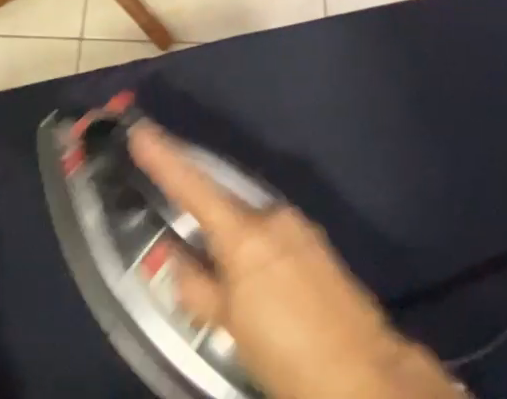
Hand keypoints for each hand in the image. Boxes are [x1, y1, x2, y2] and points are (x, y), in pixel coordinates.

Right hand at [127, 121, 458, 398]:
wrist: (367, 375)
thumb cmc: (288, 351)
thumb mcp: (230, 326)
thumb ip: (197, 287)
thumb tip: (175, 260)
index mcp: (245, 234)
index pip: (193, 186)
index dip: (163, 158)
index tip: (140, 131)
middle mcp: (274, 218)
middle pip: (225, 206)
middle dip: (204, 222)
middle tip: (187, 249)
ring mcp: (302, 228)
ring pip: (252, 224)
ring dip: (234, 242)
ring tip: (227, 285)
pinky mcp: (319, 246)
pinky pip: (274, 237)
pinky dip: (258, 251)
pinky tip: (260, 286)